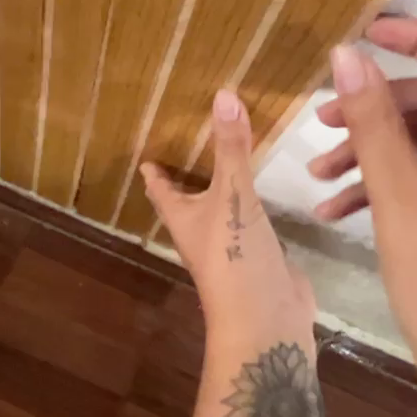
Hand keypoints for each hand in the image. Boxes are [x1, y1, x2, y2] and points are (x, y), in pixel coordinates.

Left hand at [143, 89, 314, 347]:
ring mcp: (231, 245)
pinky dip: (254, 201)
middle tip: (193, 139)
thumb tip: (224, 94)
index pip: (160, 187)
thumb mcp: (233, 197)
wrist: (267, 322)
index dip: (153, 169)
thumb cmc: (235, 258)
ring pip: (221, 207)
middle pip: (188, 198)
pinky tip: (269, 188)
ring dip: (223, 185)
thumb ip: (231, 148)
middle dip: (188, 172)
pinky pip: (252, 220)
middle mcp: (202, 231)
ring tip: (231, 154)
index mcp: (183, 218)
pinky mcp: (259, 255)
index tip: (147, 149)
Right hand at [312, 18, 416, 414]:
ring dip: (379, 153)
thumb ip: (371, 119)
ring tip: (320, 176)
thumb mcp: (397, 195)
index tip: (365, 32)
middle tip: (321, 126)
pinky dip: (400, 183)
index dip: (415, 40)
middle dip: (379, 113)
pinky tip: (342, 208)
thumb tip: (345, 57)